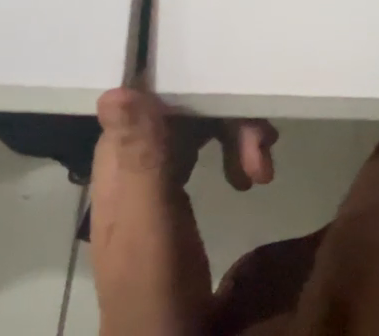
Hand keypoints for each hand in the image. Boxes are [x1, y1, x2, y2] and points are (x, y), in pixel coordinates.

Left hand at [89, 88, 276, 335]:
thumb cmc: (154, 289)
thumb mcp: (151, 222)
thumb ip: (140, 157)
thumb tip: (115, 89)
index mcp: (118, 157)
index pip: (155, 95)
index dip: (196, 91)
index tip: (237, 104)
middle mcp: (132, 157)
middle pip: (183, 108)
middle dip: (229, 120)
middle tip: (264, 154)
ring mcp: (152, 175)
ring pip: (198, 126)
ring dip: (236, 137)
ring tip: (262, 172)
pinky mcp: (172, 192)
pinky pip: (204, 150)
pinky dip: (231, 154)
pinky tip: (248, 180)